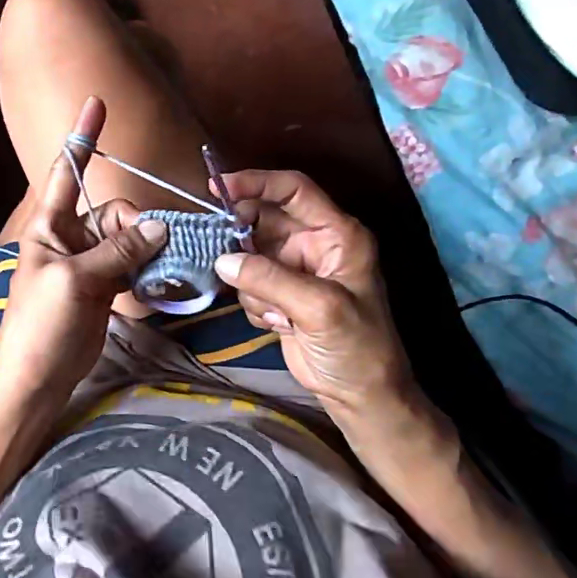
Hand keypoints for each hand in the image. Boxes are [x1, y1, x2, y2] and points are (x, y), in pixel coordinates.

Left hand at [0, 97, 169, 405]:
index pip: (65, 172)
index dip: (81, 138)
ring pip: (129, 238)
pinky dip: (151, 267)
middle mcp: (69, 238)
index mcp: (48, 226)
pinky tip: (166, 277)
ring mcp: (90, 263)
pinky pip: (134, 265)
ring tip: (169, 261)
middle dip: (136, 222)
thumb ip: (117, 253)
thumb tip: (161, 226)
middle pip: (112, 211)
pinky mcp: (106, 287)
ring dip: (149, 245)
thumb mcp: (74, 282)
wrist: (37, 378)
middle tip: (153, 247)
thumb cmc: (40, 324)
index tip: (96, 103)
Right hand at [210, 170, 415, 419]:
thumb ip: (270, 279)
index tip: (217, 187)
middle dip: (242, 238)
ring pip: (248, 253)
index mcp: (337, 234)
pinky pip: (247, 281)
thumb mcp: (319, 308)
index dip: (256, 182)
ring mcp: (294, 269)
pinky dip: (252, 300)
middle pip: (263, 219)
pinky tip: (276, 323)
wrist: (359, 395)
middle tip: (223, 254)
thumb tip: (222, 260)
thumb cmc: (356, 346)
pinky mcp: (279, 293)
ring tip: (273, 311)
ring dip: (249, 280)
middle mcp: (314, 244)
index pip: (293, 190)